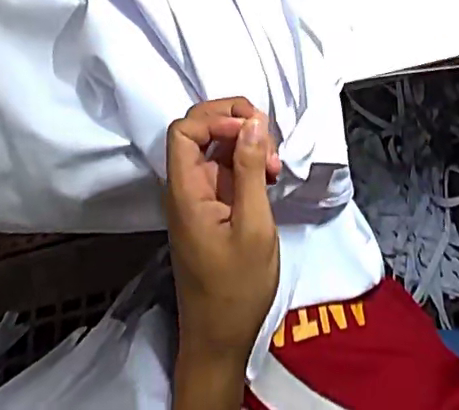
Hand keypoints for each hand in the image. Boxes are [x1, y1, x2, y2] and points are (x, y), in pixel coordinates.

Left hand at [164, 97, 282, 370]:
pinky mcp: (214, 204)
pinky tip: (270, 174)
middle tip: (267, 139)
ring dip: (247, 142)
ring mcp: (200, 195)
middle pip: (199, 129)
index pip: (184, 130)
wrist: (221, 338)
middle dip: (235, 122)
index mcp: (186, 192)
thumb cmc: (237, 288)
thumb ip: (250, 170)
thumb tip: (252, 121)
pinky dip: (249, 160)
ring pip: (216, 144)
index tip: (251, 131)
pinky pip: (227, 165)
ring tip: (274, 164)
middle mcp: (187, 187)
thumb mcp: (253, 226)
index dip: (216, 119)